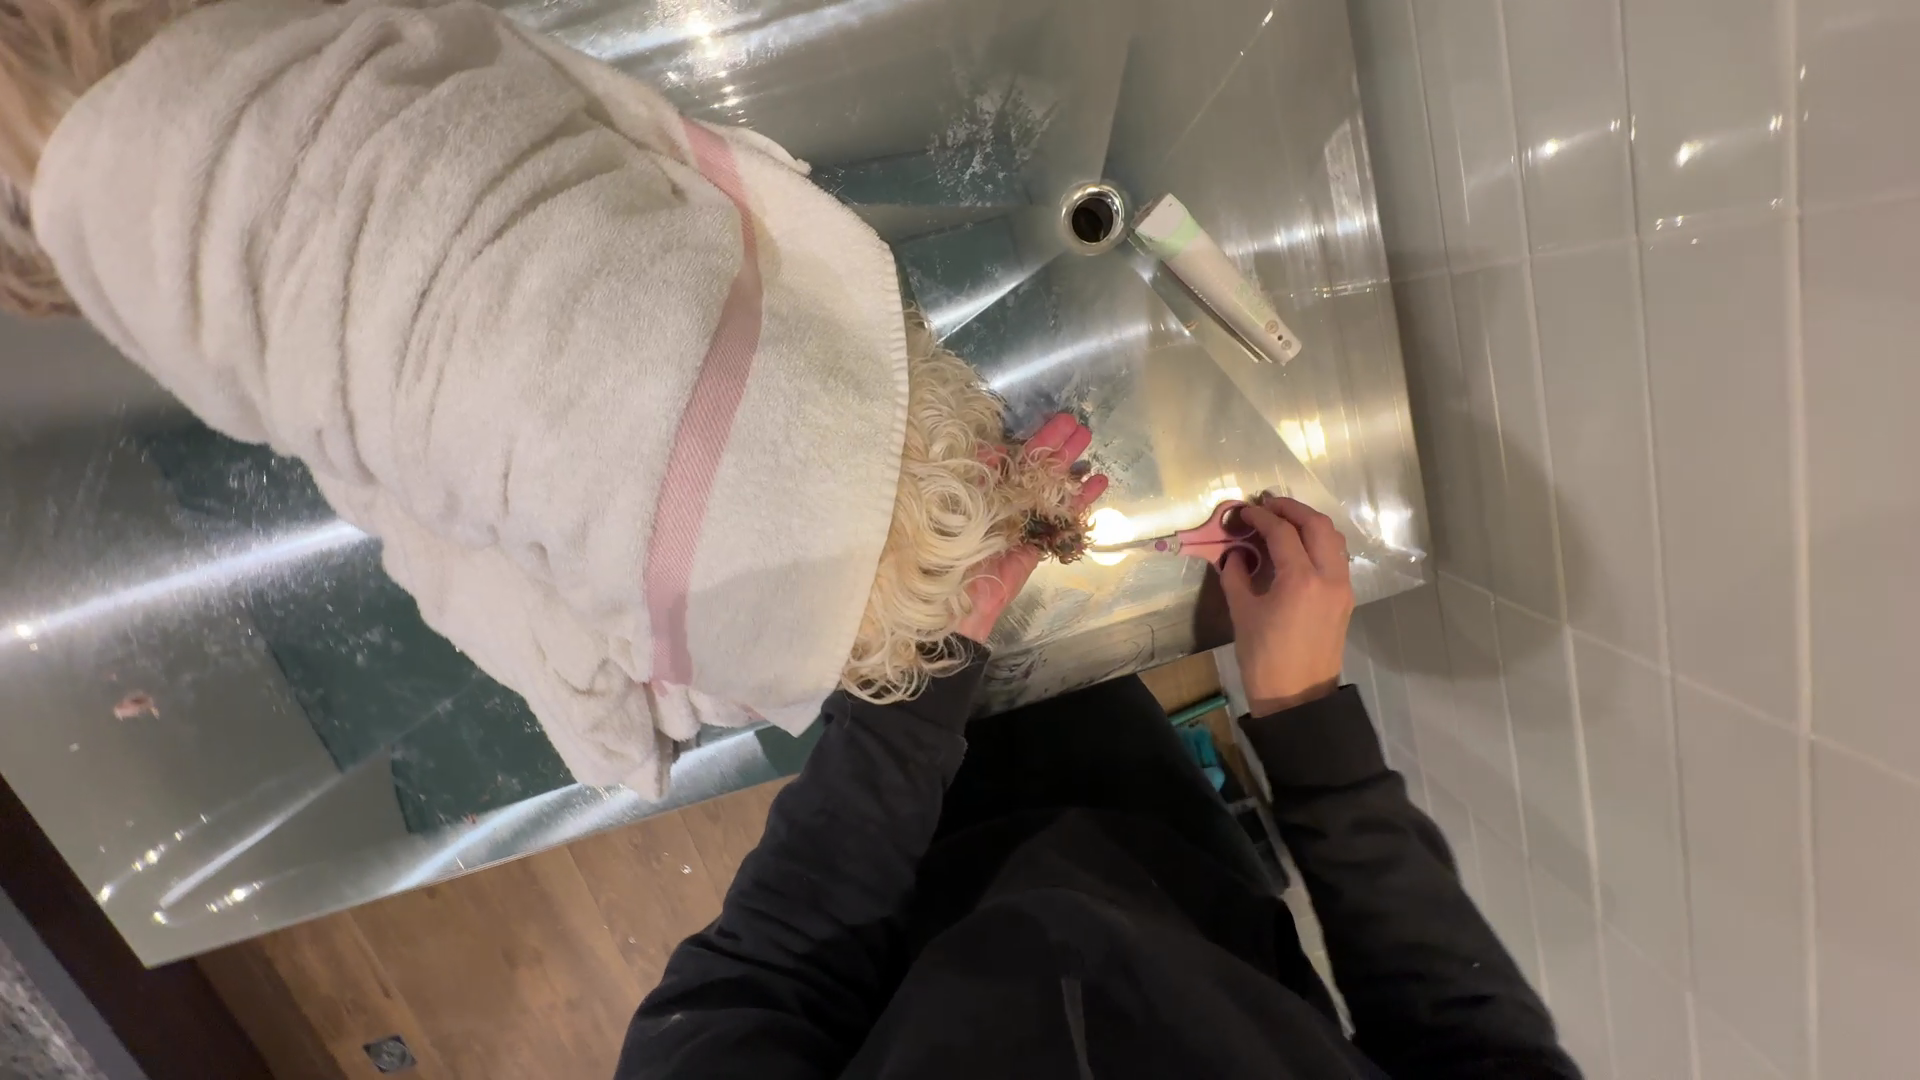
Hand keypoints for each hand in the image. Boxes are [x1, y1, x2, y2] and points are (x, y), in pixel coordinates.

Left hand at [955, 414, 1109, 642]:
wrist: (957, 609)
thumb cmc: (947, 559)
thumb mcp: (956, 512)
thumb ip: (976, 482)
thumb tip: (990, 449)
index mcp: (979, 494)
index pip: (1009, 461)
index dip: (1029, 442)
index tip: (1049, 422)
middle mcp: (1000, 506)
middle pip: (1033, 471)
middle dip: (1054, 447)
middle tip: (1077, 424)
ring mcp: (1021, 525)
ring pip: (1050, 490)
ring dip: (1069, 467)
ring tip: (1090, 441)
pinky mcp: (1036, 546)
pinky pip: (1060, 520)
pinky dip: (1079, 502)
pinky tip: (1098, 483)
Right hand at [1219, 494, 1354, 714]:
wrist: (1297, 698)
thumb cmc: (1264, 657)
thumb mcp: (1242, 613)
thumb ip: (1237, 576)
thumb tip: (1235, 553)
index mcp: (1301, 580)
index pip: (1283, 532)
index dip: (1261, 516)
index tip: (1244, 511)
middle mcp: (1328, 577)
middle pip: (1318, 526)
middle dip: (1292, 509)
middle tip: (1267, 504)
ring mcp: (1342, 588)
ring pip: (1333, 539)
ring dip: (1309, 523)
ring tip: (1283, 520)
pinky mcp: (1344, 599)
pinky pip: (1335, 557)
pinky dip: (1317, 543)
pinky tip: (1296, 547)